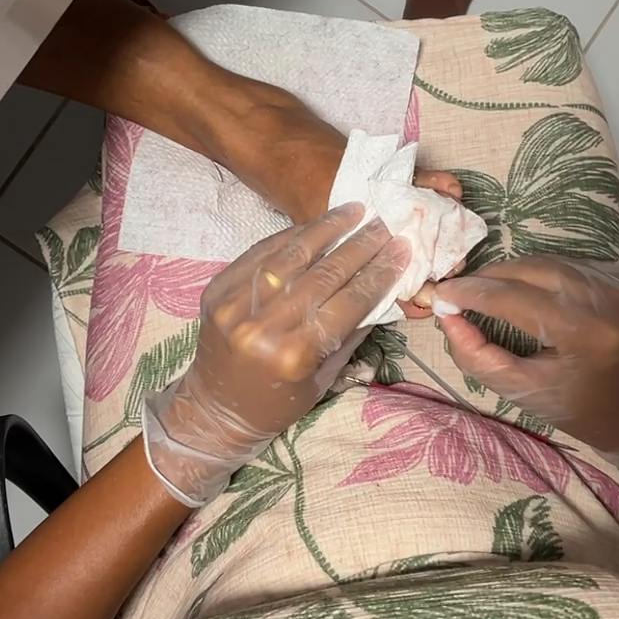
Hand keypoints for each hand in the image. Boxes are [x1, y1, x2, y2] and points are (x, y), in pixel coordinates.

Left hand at [144, 203, 409, 504]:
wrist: (215, 407)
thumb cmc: (280, 401)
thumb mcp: (324, 376)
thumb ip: (351, 330)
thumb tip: (383, 286)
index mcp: (295, 354)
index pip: (350, 302)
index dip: (380, 272)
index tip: (402, 247)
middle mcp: (265, 325)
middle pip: (325, 274)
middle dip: (361, 246)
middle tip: (385, 224)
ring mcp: (236, 303)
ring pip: (292, 254)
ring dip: (328, 228)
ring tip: (355, 211)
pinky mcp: (219, 288)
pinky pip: (262, 252)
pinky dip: (293, 236)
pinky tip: (317, 225)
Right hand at [432, 257, 618, 445]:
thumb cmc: (585, 412)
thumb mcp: (525, 394)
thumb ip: (479, 356)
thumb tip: (447, 318)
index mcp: (589, 335)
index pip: (516, 298)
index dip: (472, 293)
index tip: (441, 294)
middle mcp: (613, 300)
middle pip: (532, 270)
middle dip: (489, 278)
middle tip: (460, 293)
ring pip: (551, 262)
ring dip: (514, 273)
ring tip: (488, 291)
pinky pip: (573, 265)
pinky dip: (542, 274)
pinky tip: (527, 290)